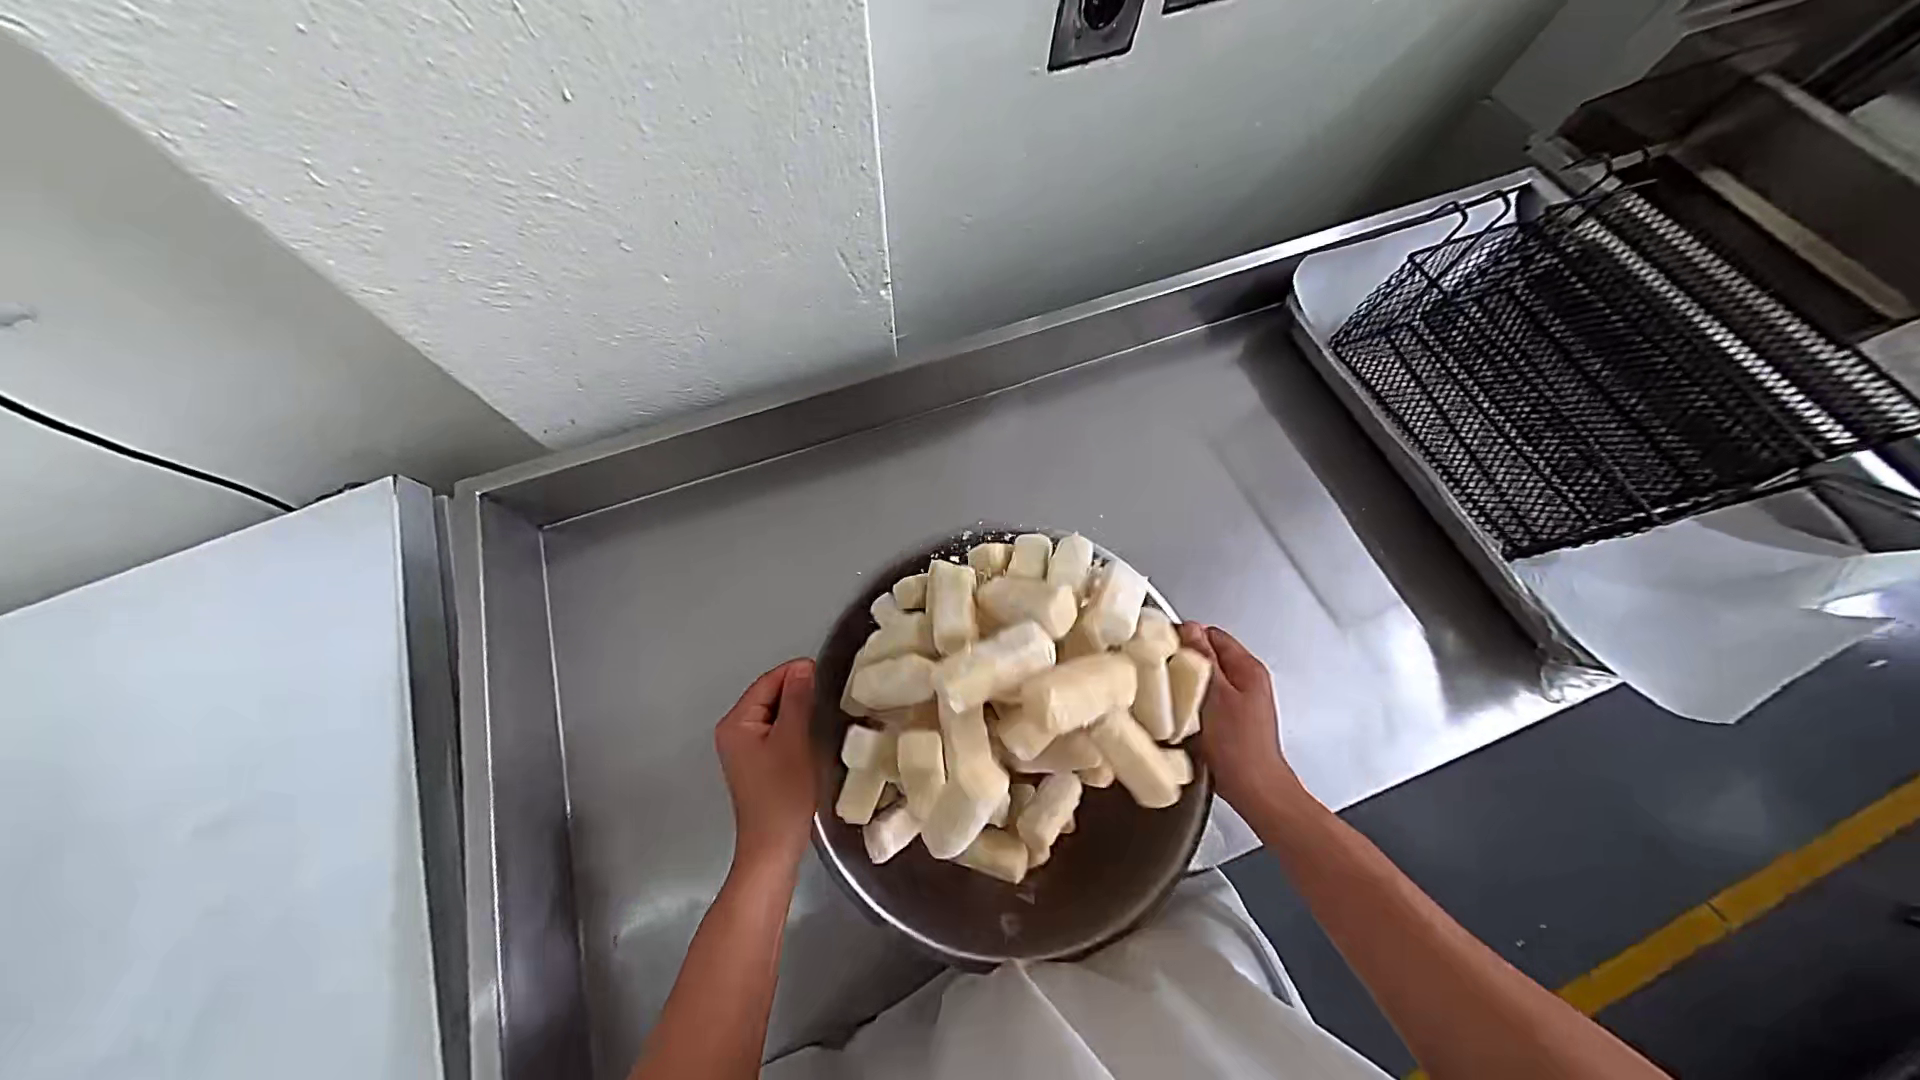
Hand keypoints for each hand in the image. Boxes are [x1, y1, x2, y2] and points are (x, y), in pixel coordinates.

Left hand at [715, 659, 817, 872]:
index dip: (798, 673)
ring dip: (801, 711)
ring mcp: (746, 748)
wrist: (775, 846)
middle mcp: (735, 731)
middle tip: (833, 695)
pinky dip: (798, 728)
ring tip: (828, 713)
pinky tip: (816, 734)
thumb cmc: (783, 793)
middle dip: (800, 692)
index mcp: (736, 722)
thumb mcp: (794, 739)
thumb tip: (803, 666)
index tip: (830, 675)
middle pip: (771, 695)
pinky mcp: (759, 762)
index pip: (768, 681)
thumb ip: (797, 699)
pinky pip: (779, 731)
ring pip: (778, 714)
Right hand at [1178, 623, 1307, 811]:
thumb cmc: (1239, 747)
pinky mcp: (1228, 719)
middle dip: (1185, 663)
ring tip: (1176, 699)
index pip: (1211, 634)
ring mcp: (1238, 701)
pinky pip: (1202, 699)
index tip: (1167, 651)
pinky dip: (1190, 704)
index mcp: (1247, 668)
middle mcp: (1246, 680)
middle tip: (1169, 676)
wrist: (1253, 788)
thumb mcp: (1216, 694)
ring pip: (1202, 679)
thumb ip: (1204, 659)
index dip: (1186, 639)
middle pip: (1206, 656)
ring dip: (1186, 685)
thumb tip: (1190, 630)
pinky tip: (1182, 717)